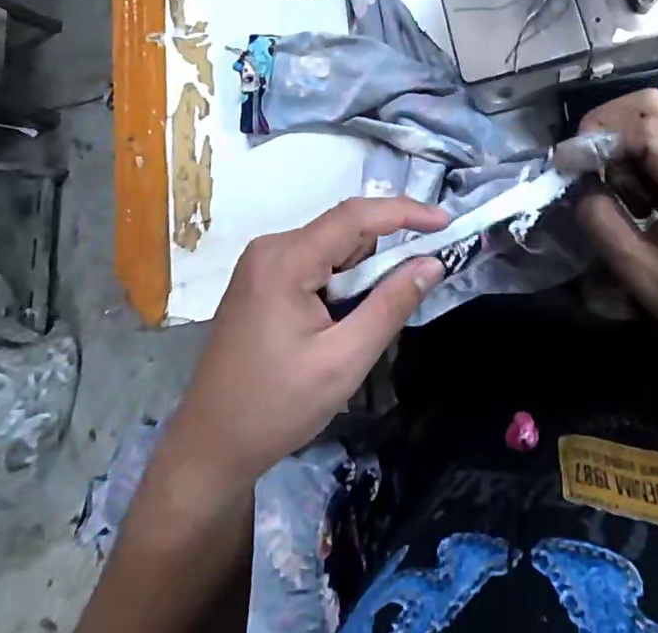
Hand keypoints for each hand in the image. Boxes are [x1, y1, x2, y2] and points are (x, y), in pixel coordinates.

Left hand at [163, 198, 448, 488]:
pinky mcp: (263, 280)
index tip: (446, 223)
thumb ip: (391, 305)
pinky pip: (318, 264)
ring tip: (356, 329)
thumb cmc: (275, 406)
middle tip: (402, 299)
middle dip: (382, 258)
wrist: (210, 446)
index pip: (355, 216)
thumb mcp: (344, 360)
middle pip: (346, 231)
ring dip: (361, 277)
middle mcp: (271, 249)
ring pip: (334, 249)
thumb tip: (431, 263)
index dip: (406, 212)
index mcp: (285, 260)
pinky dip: (342, 284)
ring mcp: (263, 264)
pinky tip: (337, 325)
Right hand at [575, 90, 657, 362]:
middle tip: (584, 163)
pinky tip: (638, 188)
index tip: (566, 167)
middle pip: (653, 104)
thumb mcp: (643, 276)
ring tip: (615, 183)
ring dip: (625, 135)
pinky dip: (642, 146)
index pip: (646, 131)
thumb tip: (578, 186)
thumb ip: (603, 225)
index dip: (597, 141)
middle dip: (607, 124)